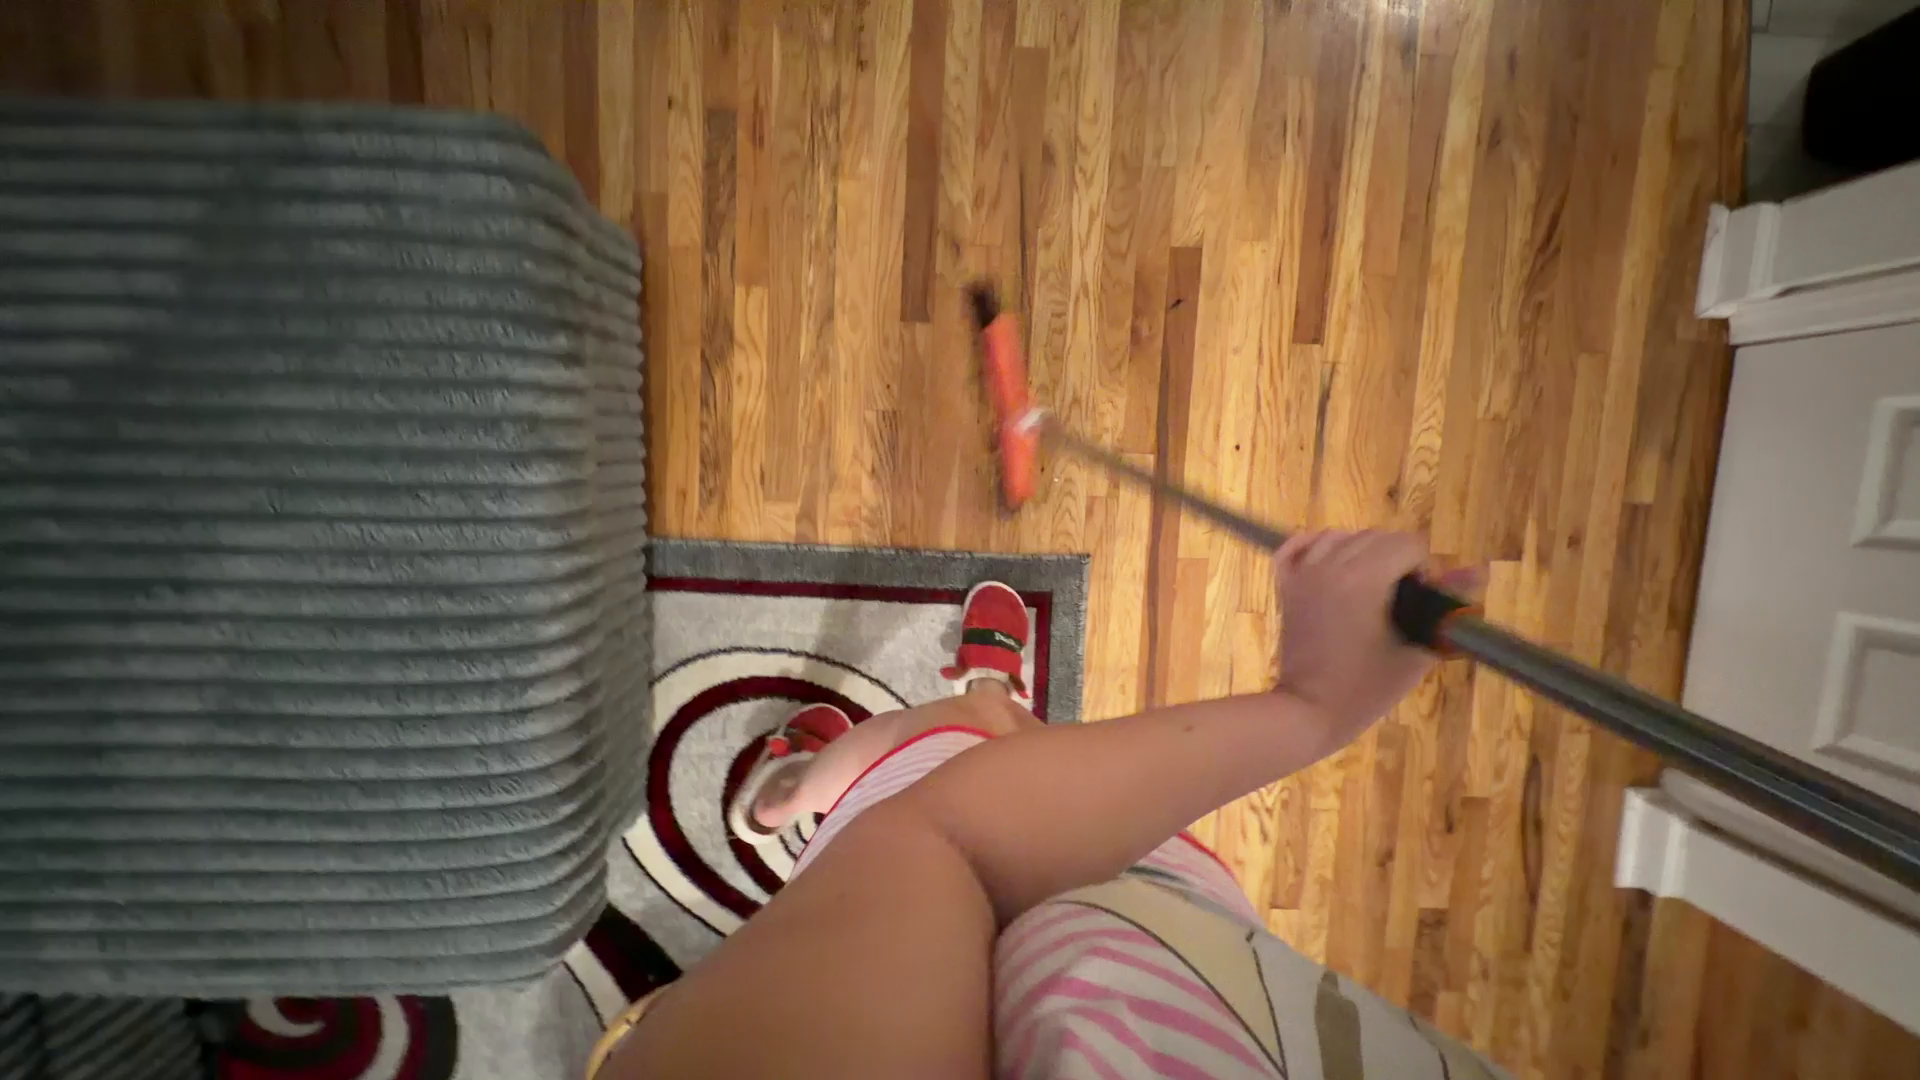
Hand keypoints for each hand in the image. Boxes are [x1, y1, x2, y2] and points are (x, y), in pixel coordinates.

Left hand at [1273, 530, 1475, 745]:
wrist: (1310, 707)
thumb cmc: (1367, 687)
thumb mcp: (1417, 648)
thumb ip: (1447, 605)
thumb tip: (1479, 570)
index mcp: (1363, 578)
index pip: (1408, 544)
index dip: (1425, 569)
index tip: (1422, 601)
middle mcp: (1329, 565)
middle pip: (1376, 536)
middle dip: (1397, 560)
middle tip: (1401, 600)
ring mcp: (1302, 573)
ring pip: (1340, 536)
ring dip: (1361, 552)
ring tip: (1371, 588)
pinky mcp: (1285, 585)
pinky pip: (1296, 545)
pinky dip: (1315, 546)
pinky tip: (1332, 564)